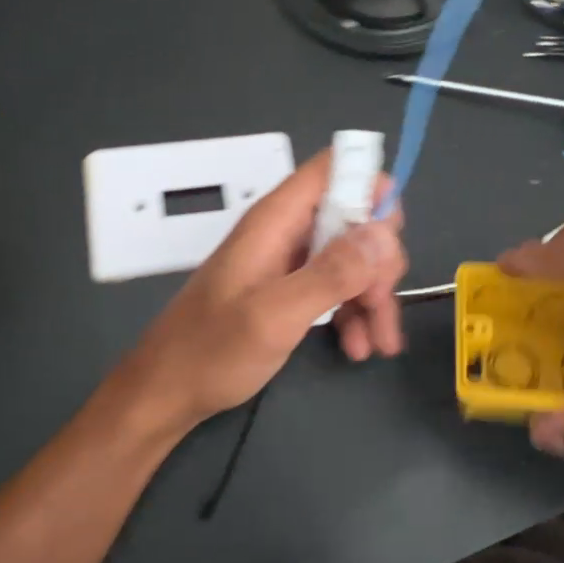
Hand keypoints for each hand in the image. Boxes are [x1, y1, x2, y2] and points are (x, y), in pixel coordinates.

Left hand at [109, 149, 407, 433]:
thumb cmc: (212, 351)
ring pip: (351, 260)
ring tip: (381, 342)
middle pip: (353, 219)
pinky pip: (335, 289)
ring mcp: (286, 264)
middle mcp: (284, 233)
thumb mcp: (276, 314)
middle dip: (379, 259)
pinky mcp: (287, 293)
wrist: (168, 392)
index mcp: (275, 221)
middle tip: (382, 302)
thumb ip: (331, 272)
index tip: (395, 231)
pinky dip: (353, 314)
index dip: (371, 186)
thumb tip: (383, 232)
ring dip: (373, 296)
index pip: (332, 170)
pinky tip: (359, 348)